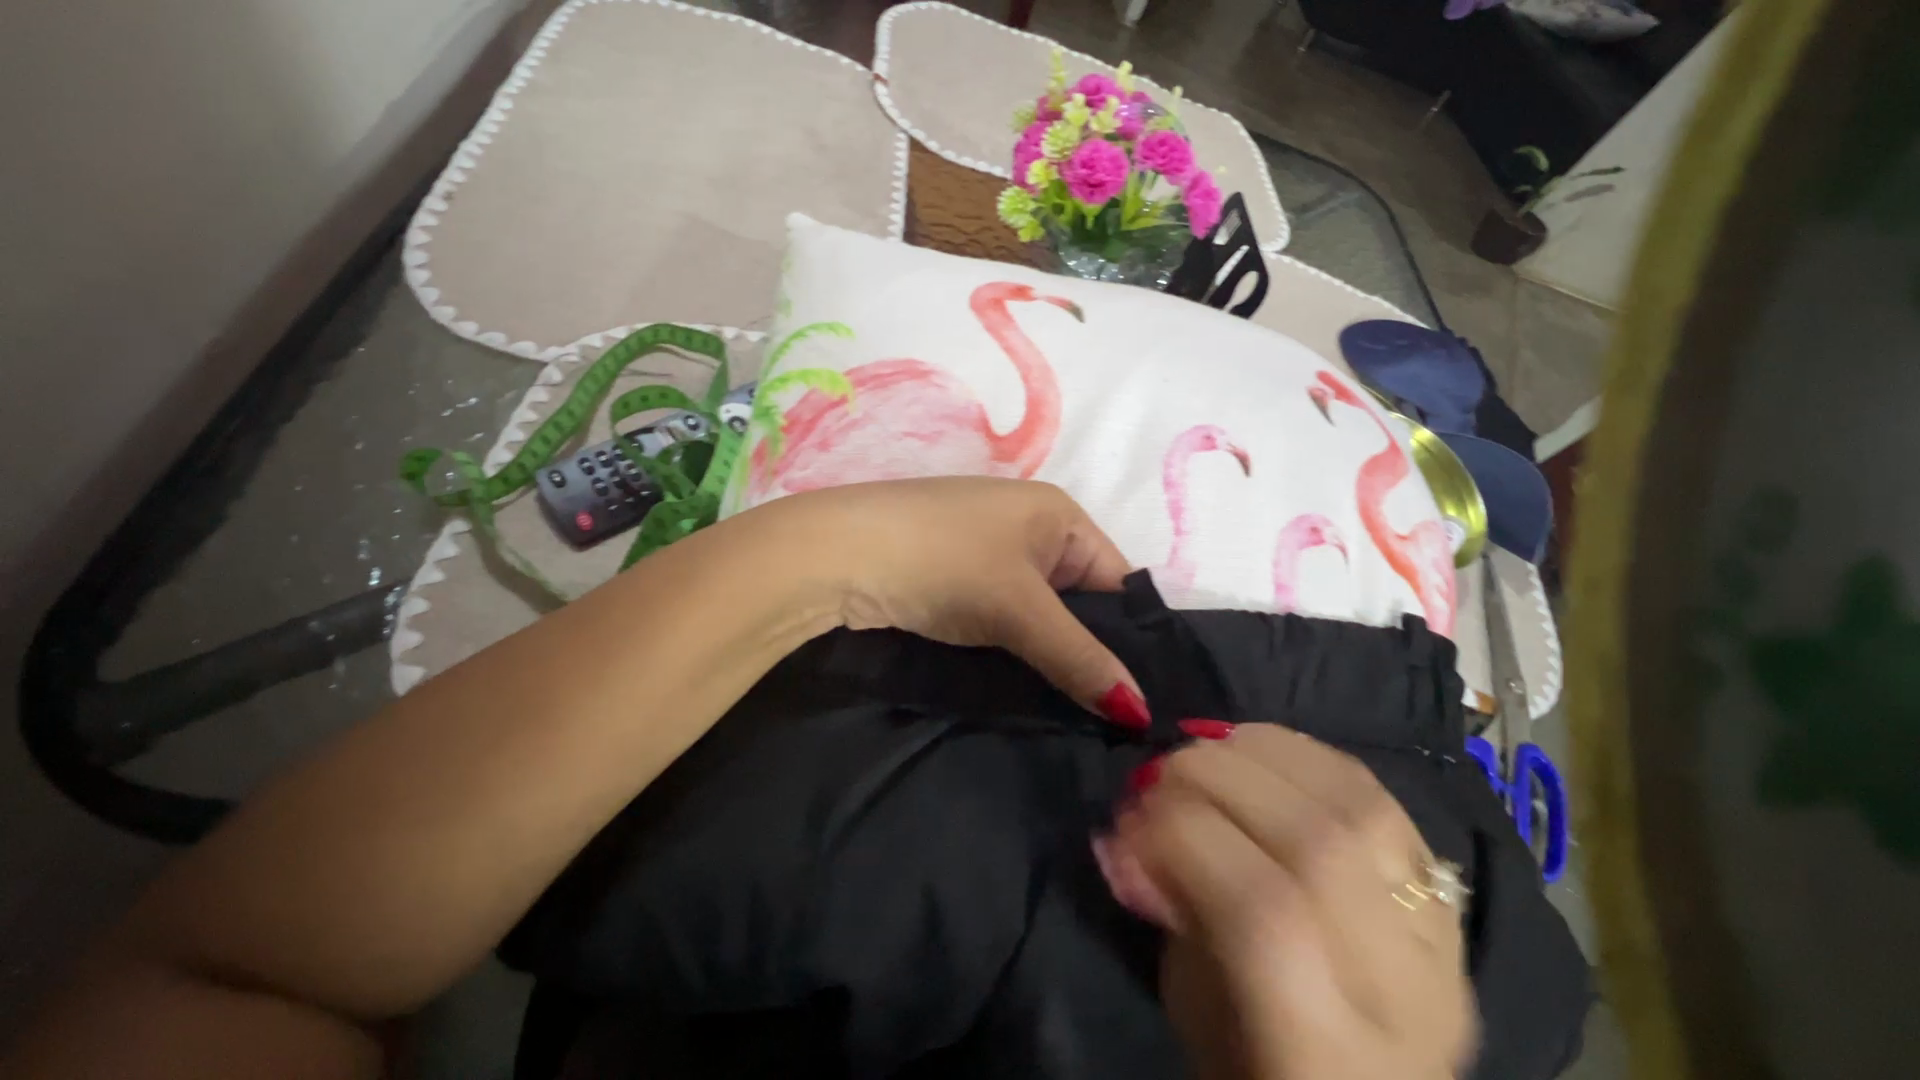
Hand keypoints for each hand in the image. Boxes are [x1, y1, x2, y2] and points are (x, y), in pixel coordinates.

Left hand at [758, 477, 1148, 725]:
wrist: (833, 553)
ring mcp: (988, 555)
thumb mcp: (1018, 609)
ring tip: (1077, 718)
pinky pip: (1005, 622)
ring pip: (1041, 617)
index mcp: (1059, 513)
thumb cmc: (943, 561)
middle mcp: (1030, 528)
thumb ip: (1079, 658)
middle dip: (1092, 655)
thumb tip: (1140, 713)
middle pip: (1081, 602)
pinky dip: (1016, 653)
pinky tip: (1027, 693)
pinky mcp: (954, 582)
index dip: (1133, 639)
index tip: (1145, 703)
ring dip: (1052, 659)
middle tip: (1115, 721)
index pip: (1118, 581)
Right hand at [1094, 726, 1476, 1078]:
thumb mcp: (1196, 1015)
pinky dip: (1314, 758)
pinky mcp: (1450, 903)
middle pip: (1317, 844)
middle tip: (1157, 773)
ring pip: (1361, 808)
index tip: (1128, 819)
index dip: (1185, 840)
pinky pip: (1386, 802)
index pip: (1264, 912)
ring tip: (1208, 749)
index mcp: (1326, 1054)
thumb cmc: (1257, 1075)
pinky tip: (1264, 749)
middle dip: (1218, 782)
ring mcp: (1439, 942)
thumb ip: (1174, 914)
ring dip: (1269, 755)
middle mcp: (1401, 992)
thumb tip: (1130, 831)